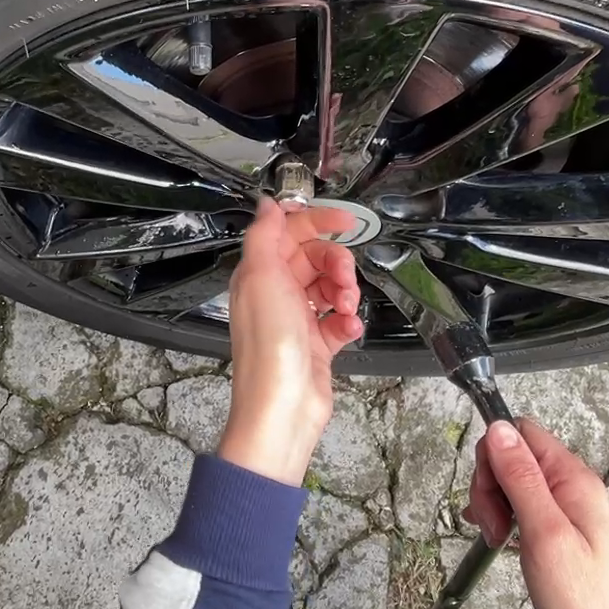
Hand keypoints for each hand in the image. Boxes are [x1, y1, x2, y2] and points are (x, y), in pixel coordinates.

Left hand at [217, 198, 362, 485]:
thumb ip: (264, 235)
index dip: (317, 221)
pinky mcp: (317, 344)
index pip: (290, 231)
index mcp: (259, 272)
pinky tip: (349, 329)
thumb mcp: (260, 276)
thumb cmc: (270, 341)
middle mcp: (276, 292)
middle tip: (344, 281)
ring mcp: (297, 318)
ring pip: (330, 287)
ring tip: (346, 308)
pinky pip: (339, 320)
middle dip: (337, 263)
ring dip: (345, 292)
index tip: (347, 221)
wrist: (283, 405)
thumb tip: (267, 203)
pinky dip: (348, 321)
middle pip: (315, 258)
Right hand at [465, 419, 608, 608]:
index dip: (493, 455)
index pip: (520, 432)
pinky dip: (507, 520)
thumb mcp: (544, 534)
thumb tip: (499, 426)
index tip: (488, 495)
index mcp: (574, 479)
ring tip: (496, 539)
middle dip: (491, 484)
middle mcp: (575, 488)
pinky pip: (525, 508)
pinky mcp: (565, 535)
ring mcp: (571, 512)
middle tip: (492, 526)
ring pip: (516, 482)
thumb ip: (521, 477)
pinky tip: (501, 541)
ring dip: (496, 504)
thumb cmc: (587, 607)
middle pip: (515, 456)